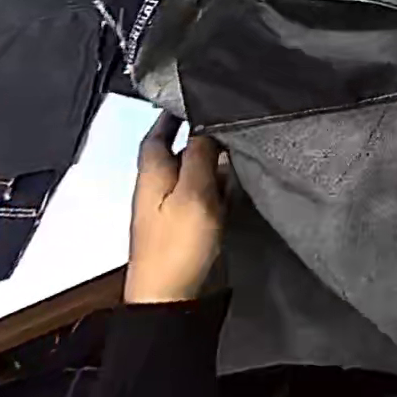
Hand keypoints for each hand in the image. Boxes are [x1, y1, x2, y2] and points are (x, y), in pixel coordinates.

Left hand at [126, 113, 227, 303]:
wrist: (173, 303)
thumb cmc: (178, 243)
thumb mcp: (193, 193)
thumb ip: (201, 155)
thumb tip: (206, 122)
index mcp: (152, 175)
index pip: (158, 134)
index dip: (173, 113)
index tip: (196, 94)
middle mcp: (159, 188)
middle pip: (179, 151)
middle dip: (201, 132)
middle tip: (231, 114)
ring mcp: (174, 208)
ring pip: (195, 171)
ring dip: (214, 157)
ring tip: (244, 138)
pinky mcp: (190, 225)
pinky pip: (206, 192)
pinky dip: (221, 180)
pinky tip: (241, 176)